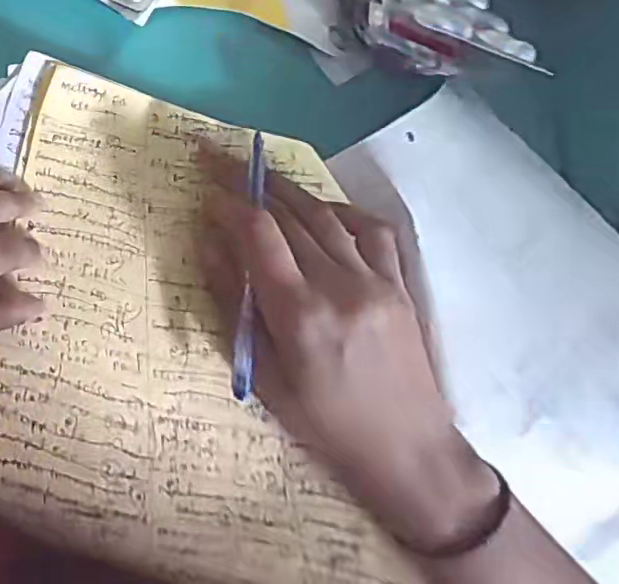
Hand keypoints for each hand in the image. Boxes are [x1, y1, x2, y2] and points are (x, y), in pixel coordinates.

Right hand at [198, 147, 499, 553]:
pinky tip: (318, 208)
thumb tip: (208, 243)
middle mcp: (339, 285)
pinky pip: (370, 228)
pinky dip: (338, 208)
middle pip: (287, 214)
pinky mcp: (399, 284)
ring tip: (256, 171)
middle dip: (247, 182)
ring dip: (285, 188)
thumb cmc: (324, 423)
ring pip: (323, 214)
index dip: (227, 202)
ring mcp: (376, 280)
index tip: (205, 189)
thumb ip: (231, 302)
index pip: (258, 233)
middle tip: (217, 161)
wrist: (413, 457)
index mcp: (300, 312)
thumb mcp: (263, 373)